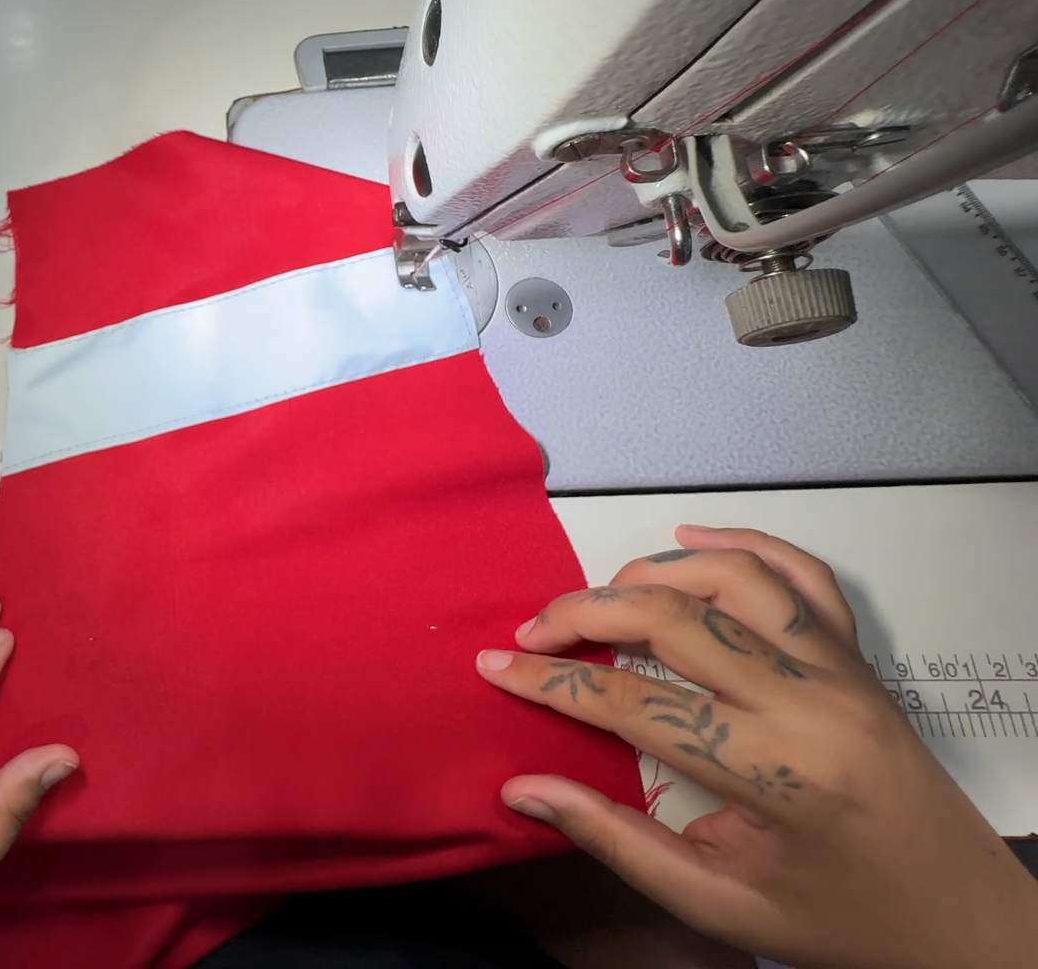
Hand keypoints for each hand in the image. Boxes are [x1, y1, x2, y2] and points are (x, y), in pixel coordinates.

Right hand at [476, 526, 1037, 968]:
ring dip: (648, 576)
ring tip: (601, 601)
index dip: (548, 681)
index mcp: (779, 772)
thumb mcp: (719, 906)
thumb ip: (612, 840)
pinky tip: (687, 541)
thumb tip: (519, 789)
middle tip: (533, 633)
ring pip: (731, 579)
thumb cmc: (840, 920)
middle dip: (582, 614)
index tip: (492, 666)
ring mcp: (843, 671)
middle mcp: (813, 704)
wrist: (978, 928)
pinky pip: (802, 576)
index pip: (632, 701)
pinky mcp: (859, 660)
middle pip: (673, 619)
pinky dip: (740, 545)